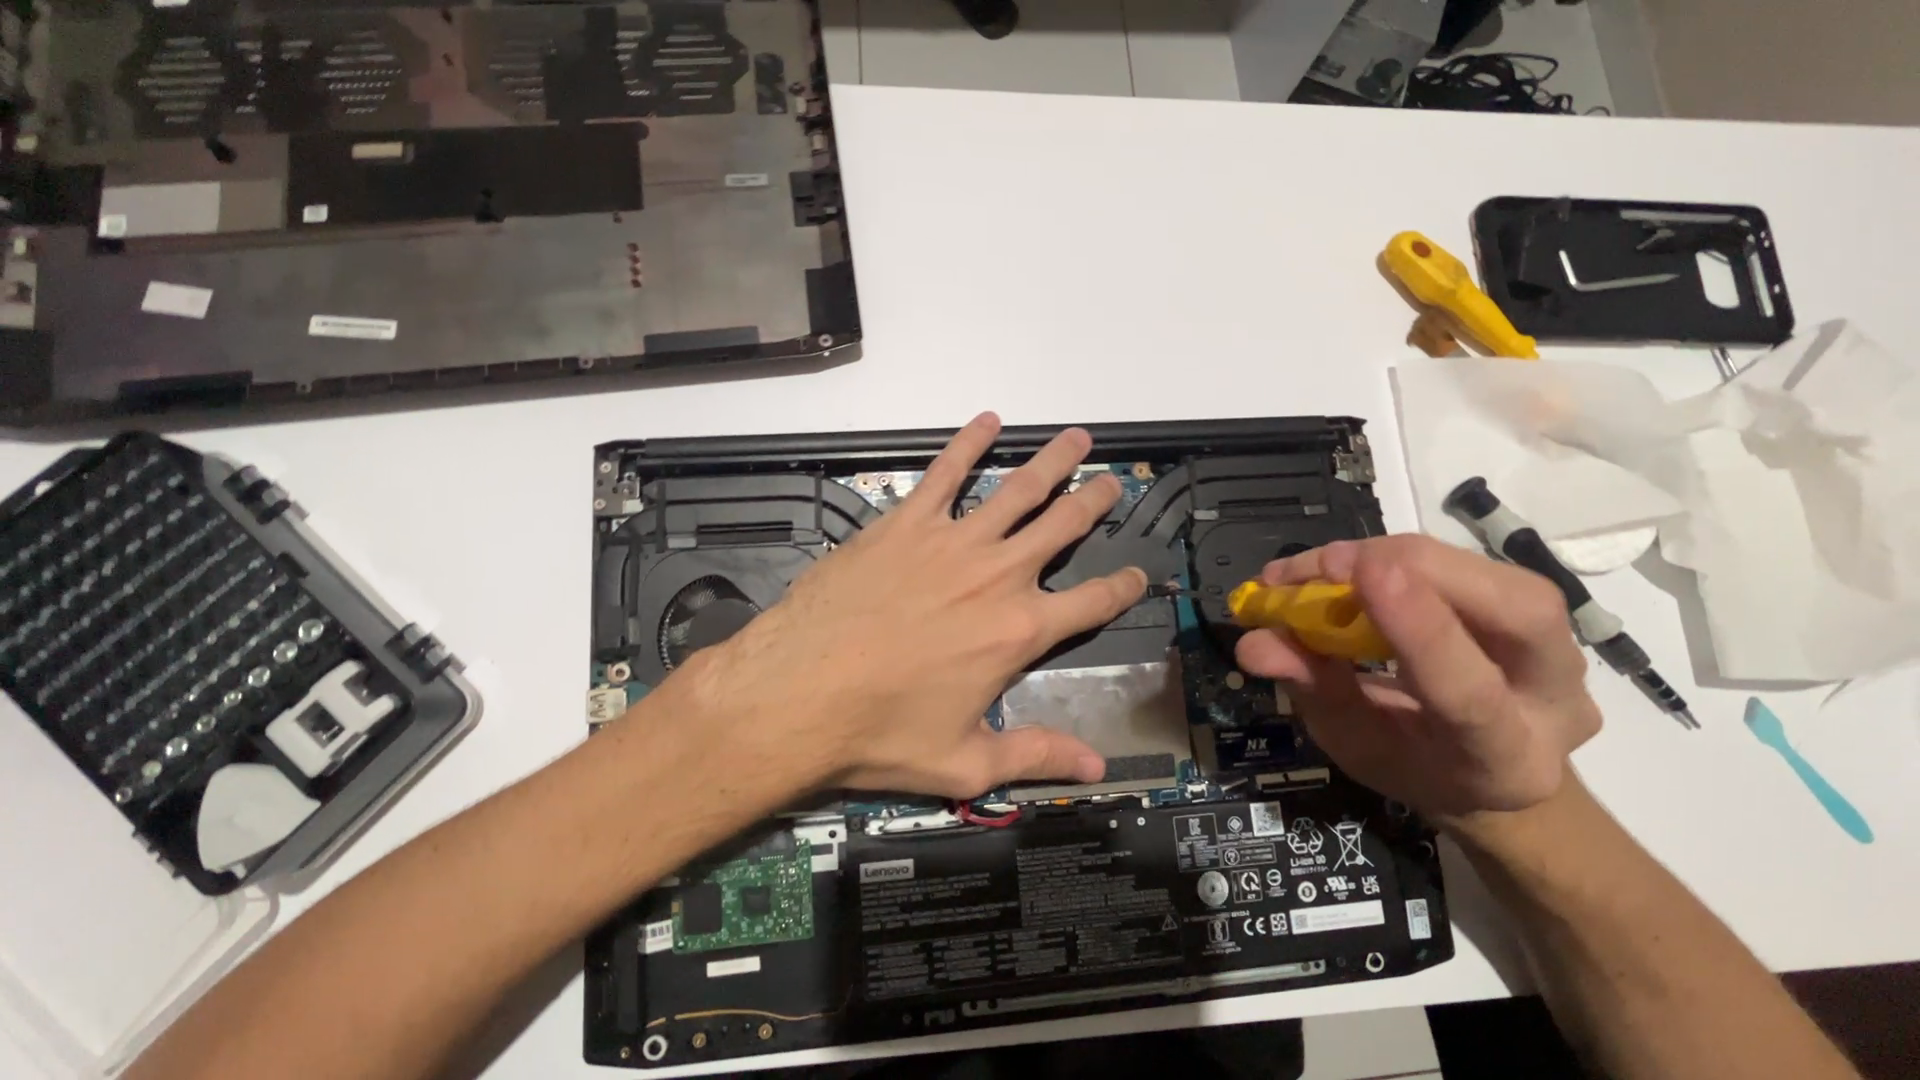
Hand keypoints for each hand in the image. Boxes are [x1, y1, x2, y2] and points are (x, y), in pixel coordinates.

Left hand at [676, 413, 1147, 798]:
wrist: (797, 693)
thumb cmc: (879, 733)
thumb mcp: (965, 763)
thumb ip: (1035, 756)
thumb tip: (1095, 768)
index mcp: (1017, 632)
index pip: (1092, 603)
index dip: (1123, 588)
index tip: (1138, 574)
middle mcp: (996, 576)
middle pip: (1062, 527)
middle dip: (1093, 502)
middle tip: (1112, 482)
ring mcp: (950, 543)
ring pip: (1016, 490)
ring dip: (1051, 462)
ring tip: (1075, 438)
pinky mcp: (903, 524)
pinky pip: (944, 473)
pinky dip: (967, 444)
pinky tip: (986, 422)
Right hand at [1234, 535, 1600, 817]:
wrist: (1488, 773)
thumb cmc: (1412, 765)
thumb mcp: (1350, 742)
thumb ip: (1312, 689)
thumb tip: (1254, 642)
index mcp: (1503, 759)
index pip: (1470, 693)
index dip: (1418, 629)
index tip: (1360, 571)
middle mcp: (1555, 703)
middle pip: (1519, 613)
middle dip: (1419, 569)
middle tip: (1327, 565)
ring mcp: (1565, 654)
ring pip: (1504, 578)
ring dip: (1406, 556)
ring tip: (1327, 565)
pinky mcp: (1548, 614)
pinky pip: (1482, 568)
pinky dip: (1412, 556)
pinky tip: (1360, 565)